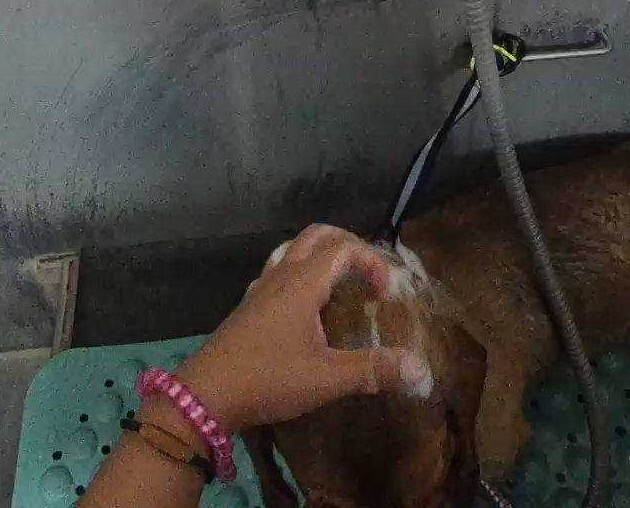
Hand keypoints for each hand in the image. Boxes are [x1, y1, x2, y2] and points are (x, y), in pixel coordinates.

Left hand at [171, 224, 431, 430]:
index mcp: (302, 282)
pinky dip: (301, 273)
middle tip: (369, 273)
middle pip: (316, 236)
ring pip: (294, 250)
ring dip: (322, 256)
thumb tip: (421, 368)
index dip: (371, 261)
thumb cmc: (269, 378)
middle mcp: (281, 274)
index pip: (343, 249)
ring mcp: (261, 287)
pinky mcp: (249, 304)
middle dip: (347, 245)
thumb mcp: (327, 377)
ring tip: (343, 285)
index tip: (387, 293)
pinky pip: (279, 271)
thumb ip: (373, 369)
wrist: (208, 392)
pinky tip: (307, 306)